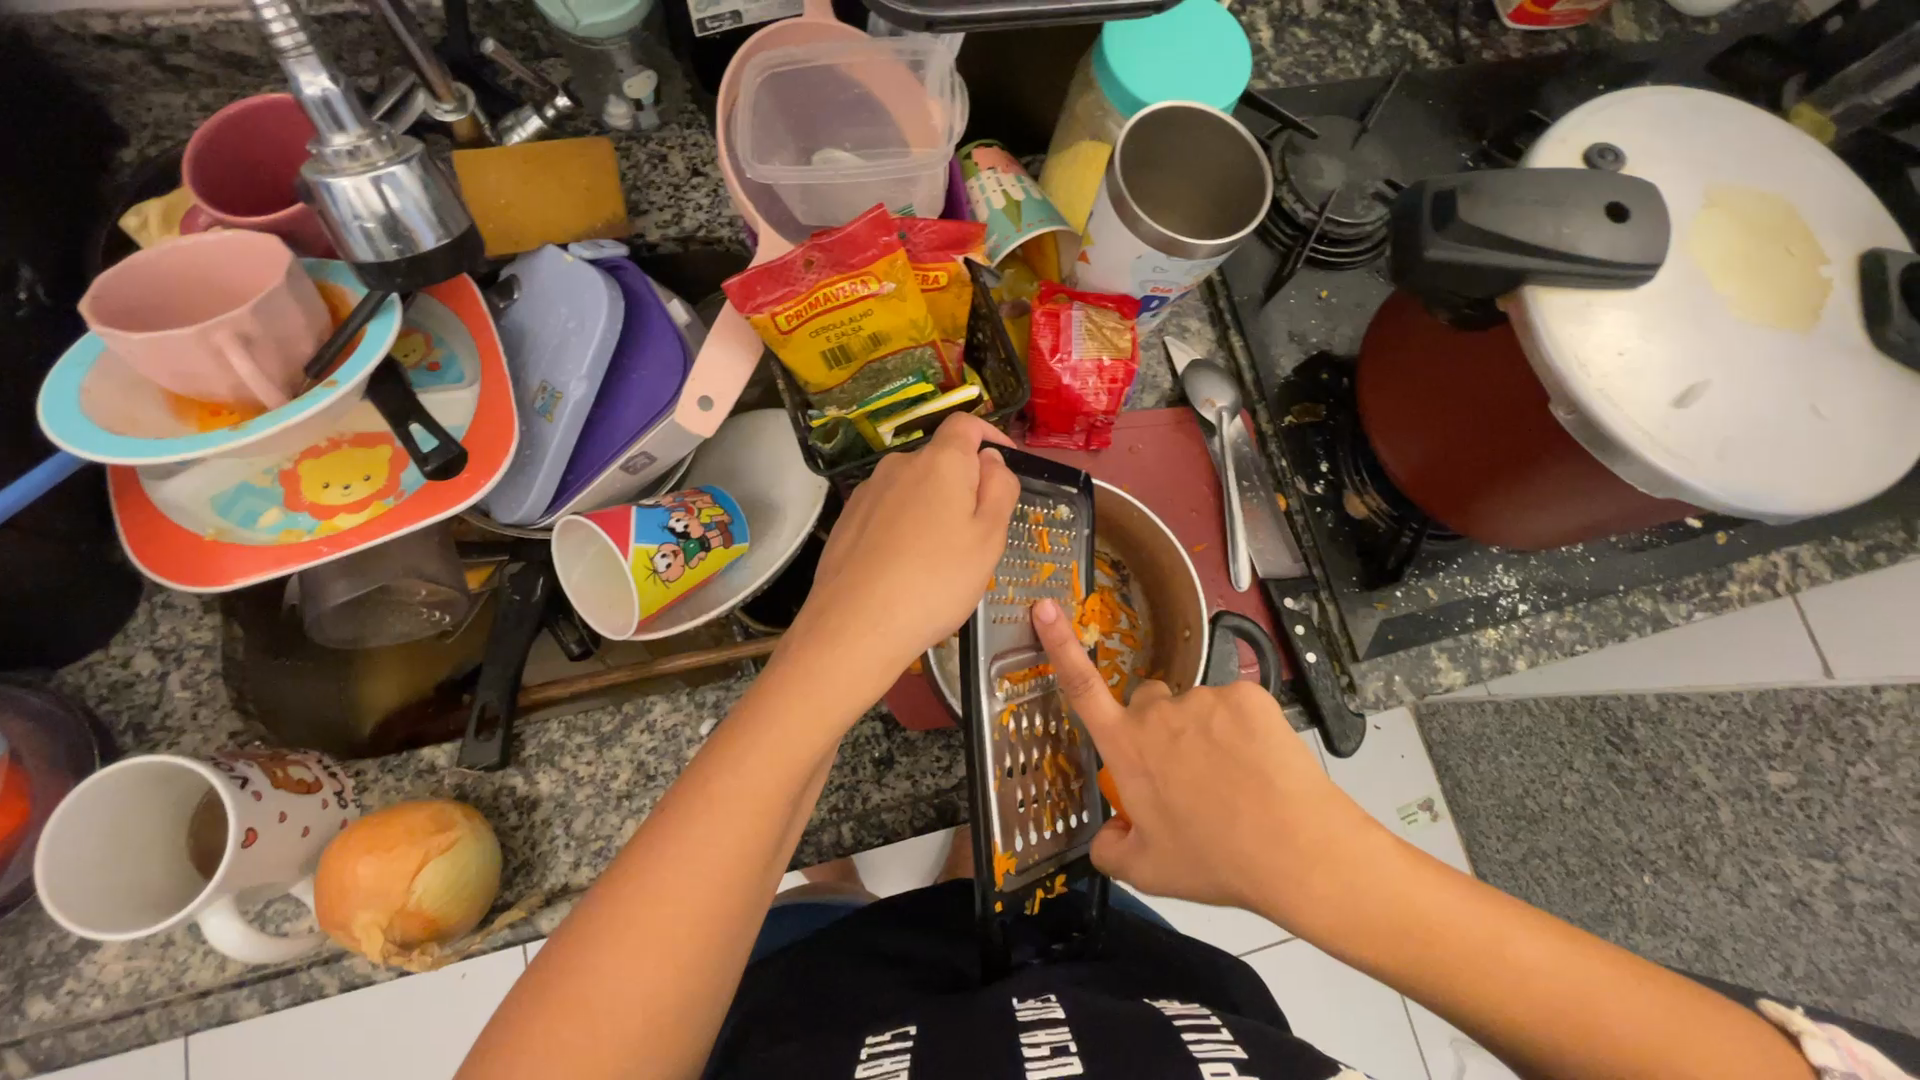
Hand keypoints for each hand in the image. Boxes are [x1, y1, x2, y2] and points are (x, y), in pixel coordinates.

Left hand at [782, 414, 1019, 696]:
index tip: (1006, 465)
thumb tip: (992, 460)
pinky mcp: (847, 520)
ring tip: (941, 557)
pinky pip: (887, 511)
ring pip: (912, 488)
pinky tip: (906, 566)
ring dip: (932, 507)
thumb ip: (999, 490)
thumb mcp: (989, 539)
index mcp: (940, 462)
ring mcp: (867, 492)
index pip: (966, 424)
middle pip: (939, 460)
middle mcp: (899, 465)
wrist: (855, 625)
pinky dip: (904, 526)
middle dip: (963, 484)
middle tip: (979, 532)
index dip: (991, 437)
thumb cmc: (936, 582)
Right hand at [1032, 598, 1381, 919]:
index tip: (1045, 605)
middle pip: (1146, 703)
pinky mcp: (1248, 696)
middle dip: (1157, 727)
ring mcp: (1205, 699)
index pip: (1080, 687)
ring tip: (1233, 780)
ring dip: (1204, 733)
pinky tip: (1258, 766)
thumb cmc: (1215, 862)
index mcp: (1126, 747)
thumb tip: (1107, 836)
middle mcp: (1158, 714)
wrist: (1297, 851)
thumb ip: (1109, 850)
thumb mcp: (1147, 872)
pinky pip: (1234, 706)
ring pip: (1194, 708)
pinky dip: (1242, 730)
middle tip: (1186, 774)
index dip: (1058, 644)